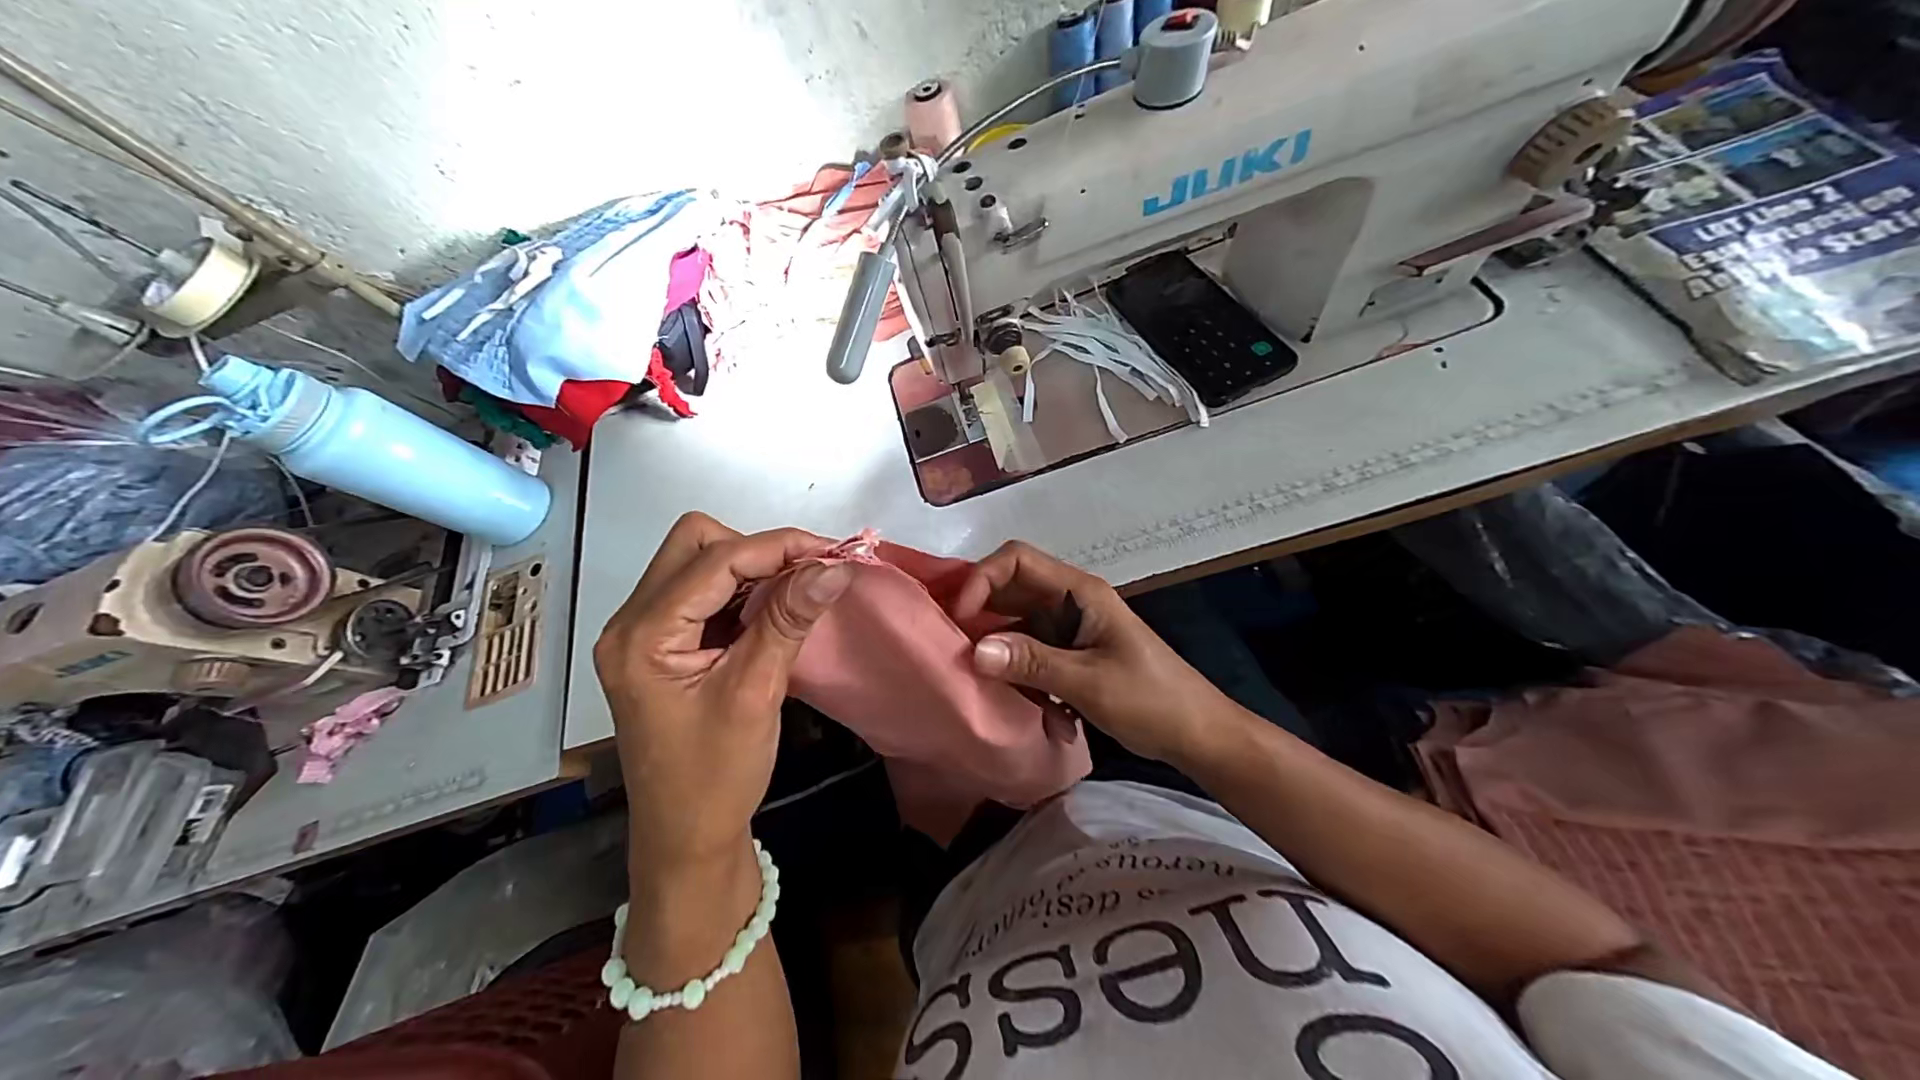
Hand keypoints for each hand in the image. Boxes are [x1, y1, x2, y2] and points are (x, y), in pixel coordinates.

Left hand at [593, 512, 852, 870]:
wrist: (686, 837)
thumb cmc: (716, 777)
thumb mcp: (756, 694)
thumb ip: (788, 621)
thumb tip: (833, 569)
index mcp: (643, 637)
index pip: (714, 561)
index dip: (777, 547)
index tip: (831, 551)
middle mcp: (631, 622)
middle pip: (694, 545)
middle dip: (755, 550)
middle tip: (805, 576)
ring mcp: (642, 632)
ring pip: (698, 562)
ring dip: (750, 568)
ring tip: (795, 594)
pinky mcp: (661, 644)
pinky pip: (702, 591)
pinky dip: (741, 591)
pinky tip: (770, 612)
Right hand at [950, 541, 1244, 765]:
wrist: (1197, 734)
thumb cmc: (1152, 699)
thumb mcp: (1089, 682)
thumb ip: (1032, 663)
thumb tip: (975, 650)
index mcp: (1079, 592)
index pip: (1016, 560)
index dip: (981, 579)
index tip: (960, 620)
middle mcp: (1069, 603)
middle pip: (1009, 593)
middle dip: (981, 619)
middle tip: (954, 652)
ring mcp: (1069, 630)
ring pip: (1015, 629)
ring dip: (1003, 658)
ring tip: (992, 689)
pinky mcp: (1070, 656)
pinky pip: (1030, 656)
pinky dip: (1024, 679)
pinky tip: (1038, 711)